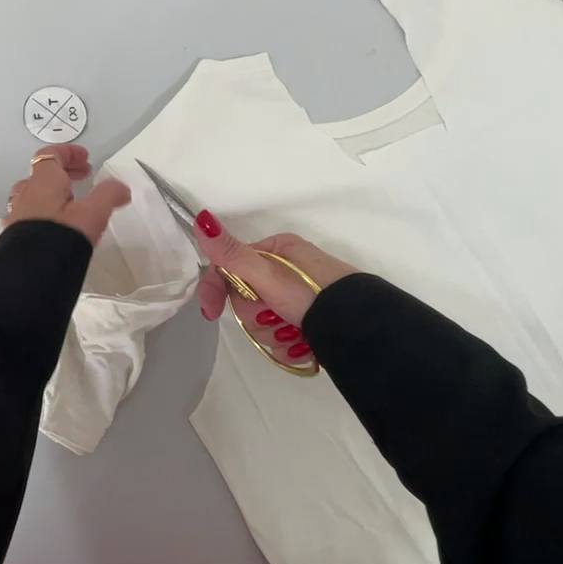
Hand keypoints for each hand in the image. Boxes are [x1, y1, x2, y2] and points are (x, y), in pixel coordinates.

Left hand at [5, 143, 131, 244]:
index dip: (68, 152)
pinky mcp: (12, 234)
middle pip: (41, 173)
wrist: (30, 272)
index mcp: (43, 181)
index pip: (50, 155)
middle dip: (64, 172)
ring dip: (51, 193)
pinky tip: (54, 226)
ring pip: (32, 194)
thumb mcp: (93, 214)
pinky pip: (27, 213)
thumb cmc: (62, 235)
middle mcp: (25, 193)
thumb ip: (108, 196)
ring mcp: (15, 214)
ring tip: (70, 203)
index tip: (85, 158)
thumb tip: (122, 188)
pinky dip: (42, 211)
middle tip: (83, 177)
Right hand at [194, 223, 357, 359]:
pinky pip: (284, 335)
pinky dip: (289, 345)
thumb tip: (200, 218)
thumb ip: (231, 253)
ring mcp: (300, 296)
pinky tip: (304, 345)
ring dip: (273, 334)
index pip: (230, 268)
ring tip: (294, 336)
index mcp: (278, 250)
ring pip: (263, 320)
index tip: (211, 314)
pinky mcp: (312, 320)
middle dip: (256, 318)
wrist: (362, 331)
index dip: (216, 291)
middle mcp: (288, 270)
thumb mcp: (267, 275)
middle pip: (246, 299)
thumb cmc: (313, 296)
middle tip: (275, 321)